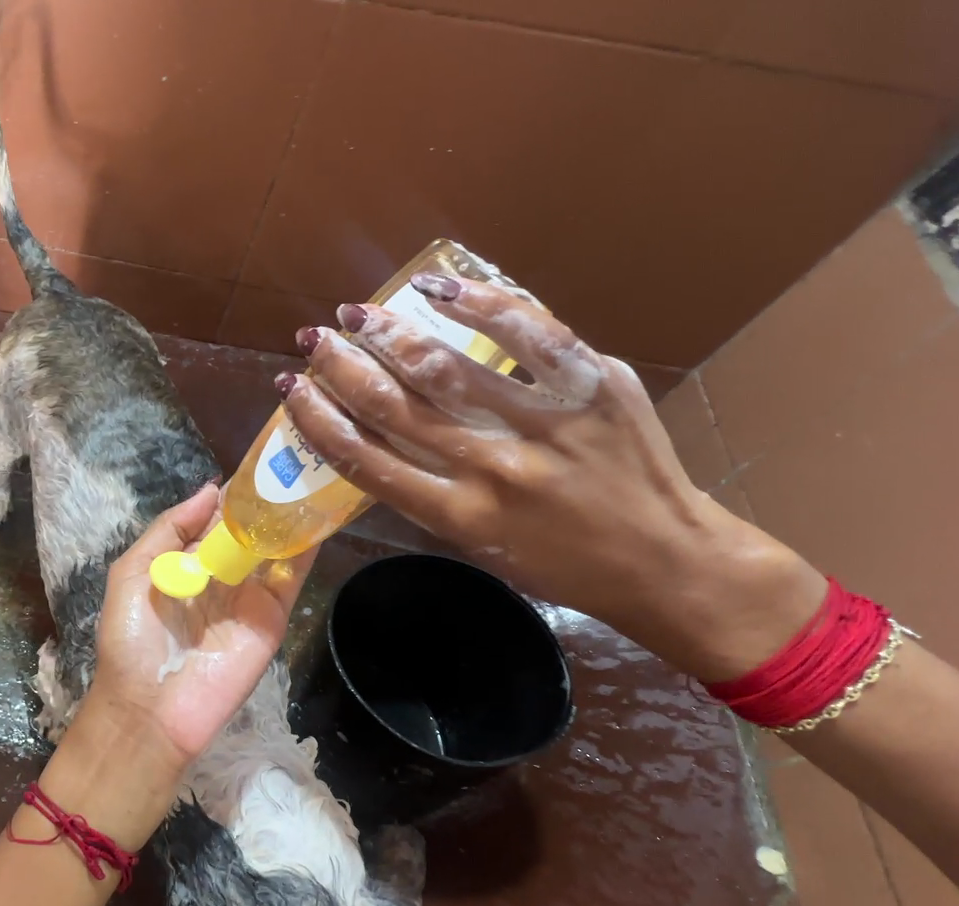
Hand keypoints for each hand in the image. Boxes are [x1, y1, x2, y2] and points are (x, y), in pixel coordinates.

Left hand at [82, 484, 315, 761]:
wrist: (151, 708)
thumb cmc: (131, 640)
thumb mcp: (133, 573)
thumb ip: (167, 530)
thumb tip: (210, 490)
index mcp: (183, 565)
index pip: (213, 521)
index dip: (231, 495)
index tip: (256, 461)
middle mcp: (218, 577)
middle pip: (247, 531)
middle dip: (265, 501)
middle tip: (291, 460)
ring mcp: (248, 597)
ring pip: (273, 549)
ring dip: (288, 518)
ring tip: (308, 477)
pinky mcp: (272, 619)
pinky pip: (290, 578)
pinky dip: (304, 549)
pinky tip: (316, 516)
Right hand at [278, 274, 823, 682]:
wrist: (666, 561)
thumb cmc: (558, 563)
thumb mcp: (476, 545)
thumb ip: (427, 494)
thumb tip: (382, 437)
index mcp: (454, 514)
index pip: (364, 459)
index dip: (317, 419)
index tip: (292, 390)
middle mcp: (490, 469)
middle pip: (394, 406)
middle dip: (342, 367)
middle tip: (313, 339)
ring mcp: (544, 423)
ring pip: (446, 368)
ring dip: (389, 334)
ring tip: (356, 314)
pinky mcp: (592, 386)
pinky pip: (530, 334)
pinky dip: (481, 305)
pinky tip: (439, 288)